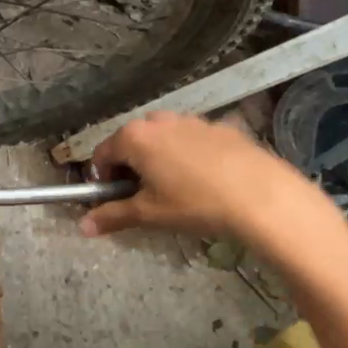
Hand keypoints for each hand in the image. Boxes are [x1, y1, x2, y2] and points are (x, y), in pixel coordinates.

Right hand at [82, 111, 338, 245]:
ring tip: (178, 187)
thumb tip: (83, 227)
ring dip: (160, 157)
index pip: (102, 154)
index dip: (102, 178)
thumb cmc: (196, 204)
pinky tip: (208, 180)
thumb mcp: (150, 214)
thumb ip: (113, 216)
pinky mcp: (221, 127)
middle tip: (145, 194)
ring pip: (163, 137)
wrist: (264, 196)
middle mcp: (158, 121)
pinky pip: (194, 139)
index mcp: (134, 137)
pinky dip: (190, 154)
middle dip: (131, 165)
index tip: (113, 198)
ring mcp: (191, 120)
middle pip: (132, 141)